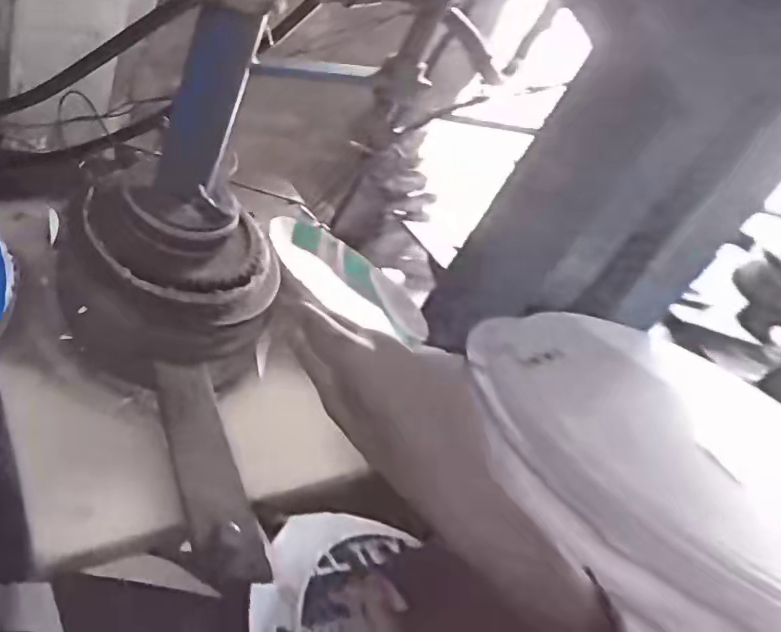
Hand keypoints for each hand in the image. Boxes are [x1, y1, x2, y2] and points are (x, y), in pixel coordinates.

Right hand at [277, 285, 610, 630]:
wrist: (506, 497)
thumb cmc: (418, 467)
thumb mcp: (358, 428)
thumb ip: (325, 378)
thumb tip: (297, 337)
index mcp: (360, 356)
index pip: (314, 316)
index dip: (293, 299)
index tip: (274, 283)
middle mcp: (386, 342)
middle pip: (341, 316)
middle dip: (316, 305)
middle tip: (290, 293)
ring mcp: (415, 349)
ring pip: (366, 329)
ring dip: (342, 323)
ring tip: (317, 320)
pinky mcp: (436, 362)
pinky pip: (388, 344)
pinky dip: (369, 343)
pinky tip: (361, 350)